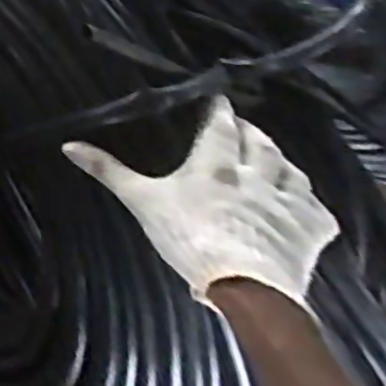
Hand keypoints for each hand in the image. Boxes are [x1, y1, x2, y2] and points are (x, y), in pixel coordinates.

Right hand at [63, 97, 338, 309]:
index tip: (219, 98)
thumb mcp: (139, 199)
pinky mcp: (312, 232)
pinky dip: (307, 196)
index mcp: (214, 167)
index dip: (220, 112)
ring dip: (282, 159)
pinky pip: (317, 207)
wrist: (245, 287)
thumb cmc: (187, 235)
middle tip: (243, 123)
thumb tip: (68, 144)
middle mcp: (256, 179)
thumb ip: (107, 169)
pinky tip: (300, 197)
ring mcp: (289, 205)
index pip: (221, 130)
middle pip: (262, 146)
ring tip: (271, 155)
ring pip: (294, 172)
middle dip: (253, 131)